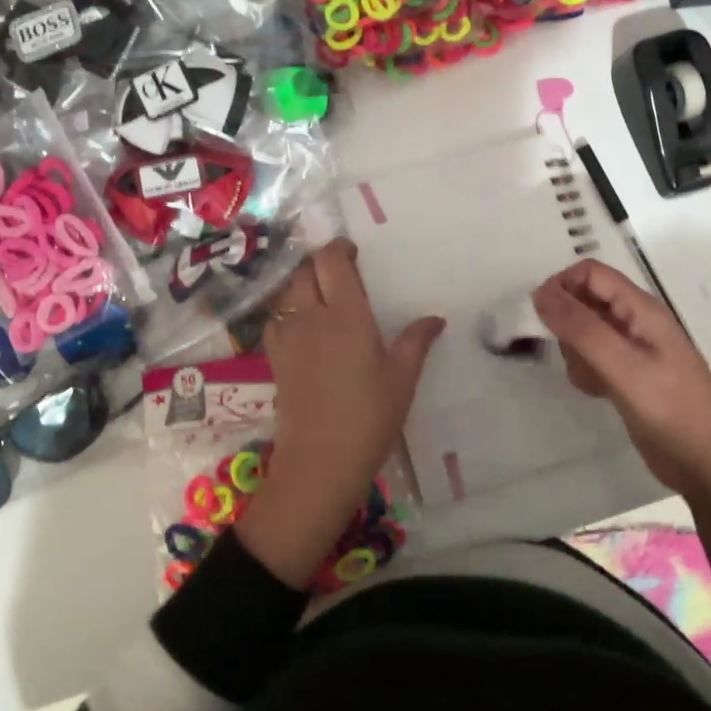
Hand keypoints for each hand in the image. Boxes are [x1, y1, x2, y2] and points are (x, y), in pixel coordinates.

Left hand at [236, 239, 442, 585]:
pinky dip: (287, 312)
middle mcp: (312, 317)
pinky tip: (303, 328)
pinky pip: (276, 320)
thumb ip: (416, 342)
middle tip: (341, 274)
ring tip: (322, 297)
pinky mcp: (275, 358)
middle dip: (320, 264)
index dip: (339, 248)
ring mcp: (288, 337)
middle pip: (305, 270)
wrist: (320, 461)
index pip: (331, 261)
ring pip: (287, 293)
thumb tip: (435, 318)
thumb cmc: (369, 418)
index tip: (353, 253)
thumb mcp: (402, 379)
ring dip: (302, 285)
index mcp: (347, 315)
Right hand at [532, 260, 710, 494]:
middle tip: (572, 355)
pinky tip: (597, 393)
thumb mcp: (623, 365)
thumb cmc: (671, 408)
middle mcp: (635, 322)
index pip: (591, 273)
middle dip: (567, 324)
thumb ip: (581, 328)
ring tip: (591, 379)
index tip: (542, 317)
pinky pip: (593, 360)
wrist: (708, 464)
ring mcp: (632, 351)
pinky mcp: (628, 377)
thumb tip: (540, 293)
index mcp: (641, 308)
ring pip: (585, 333)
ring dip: (575, 353)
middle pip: (585, 301)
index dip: (562, 286)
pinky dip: (586, 372)